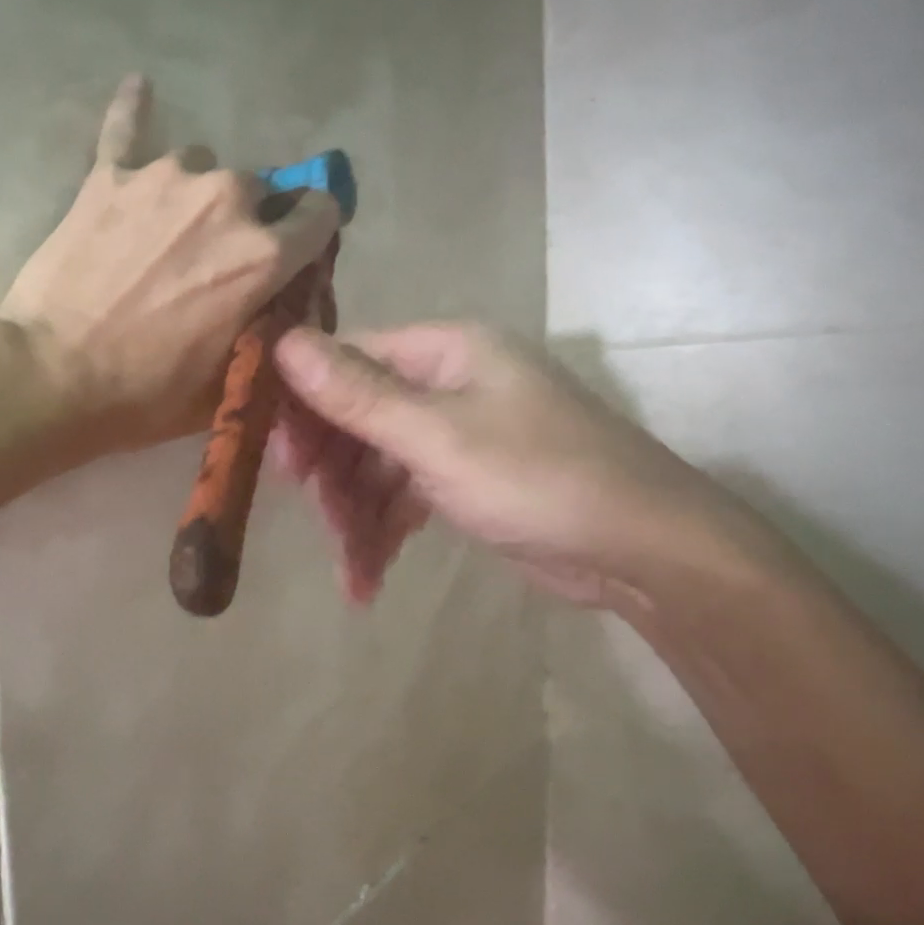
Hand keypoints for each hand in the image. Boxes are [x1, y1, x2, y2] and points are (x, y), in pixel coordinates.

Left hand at [0, 75, 340, 451]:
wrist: (53, 378)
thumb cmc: (144, 396)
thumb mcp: (228, 386)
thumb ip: (268, 336)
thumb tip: (286, 311)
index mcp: (264, 254)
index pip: (319, 213)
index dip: (309, 232)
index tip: (292, 249)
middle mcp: (226, 199)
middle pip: (255, 191)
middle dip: (242, 221)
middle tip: (206, 261)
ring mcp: (164, 179)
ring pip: (199, 165)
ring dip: (190, 193)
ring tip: (159, 231)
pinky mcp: (108, 177)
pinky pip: (126, 126)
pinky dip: (135, 110)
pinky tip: (140, 90)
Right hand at [271, 322, 748, 607]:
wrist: (644, 550)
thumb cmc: (538, 477)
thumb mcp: (436, 437)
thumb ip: (355, 395)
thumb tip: (281, 343)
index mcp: (445, 351)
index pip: (346, 361)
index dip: (304, 408)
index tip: (278, 463)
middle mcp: (447, 382)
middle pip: (356, 421)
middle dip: (334, 480)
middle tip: (320, 524)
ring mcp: (457, 434)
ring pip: (375, 468)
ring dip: (356, 521)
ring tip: (353, 576)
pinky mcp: (464, 480)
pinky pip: (402, 498)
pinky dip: (383, 535)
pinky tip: (367, 581)